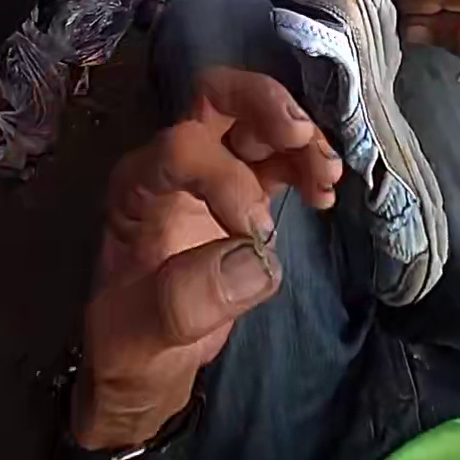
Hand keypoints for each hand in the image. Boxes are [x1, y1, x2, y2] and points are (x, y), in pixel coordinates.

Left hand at [74, 68, 341, 448]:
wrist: (148, 360)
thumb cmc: (131, 346)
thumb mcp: (135, 339)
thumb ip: (182, 302)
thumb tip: (257, 257)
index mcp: (136, 187)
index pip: (180, 148)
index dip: (226, 177)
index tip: (260, 232)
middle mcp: (172, 166)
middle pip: (214, 99)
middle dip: (262, 103)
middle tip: (301, 132)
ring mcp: (211, 172)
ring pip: (256, 121)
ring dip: (297, 136)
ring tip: (328, 174)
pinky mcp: (243, 189)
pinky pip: (278, 156)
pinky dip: (306, 161)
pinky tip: (324, 190)